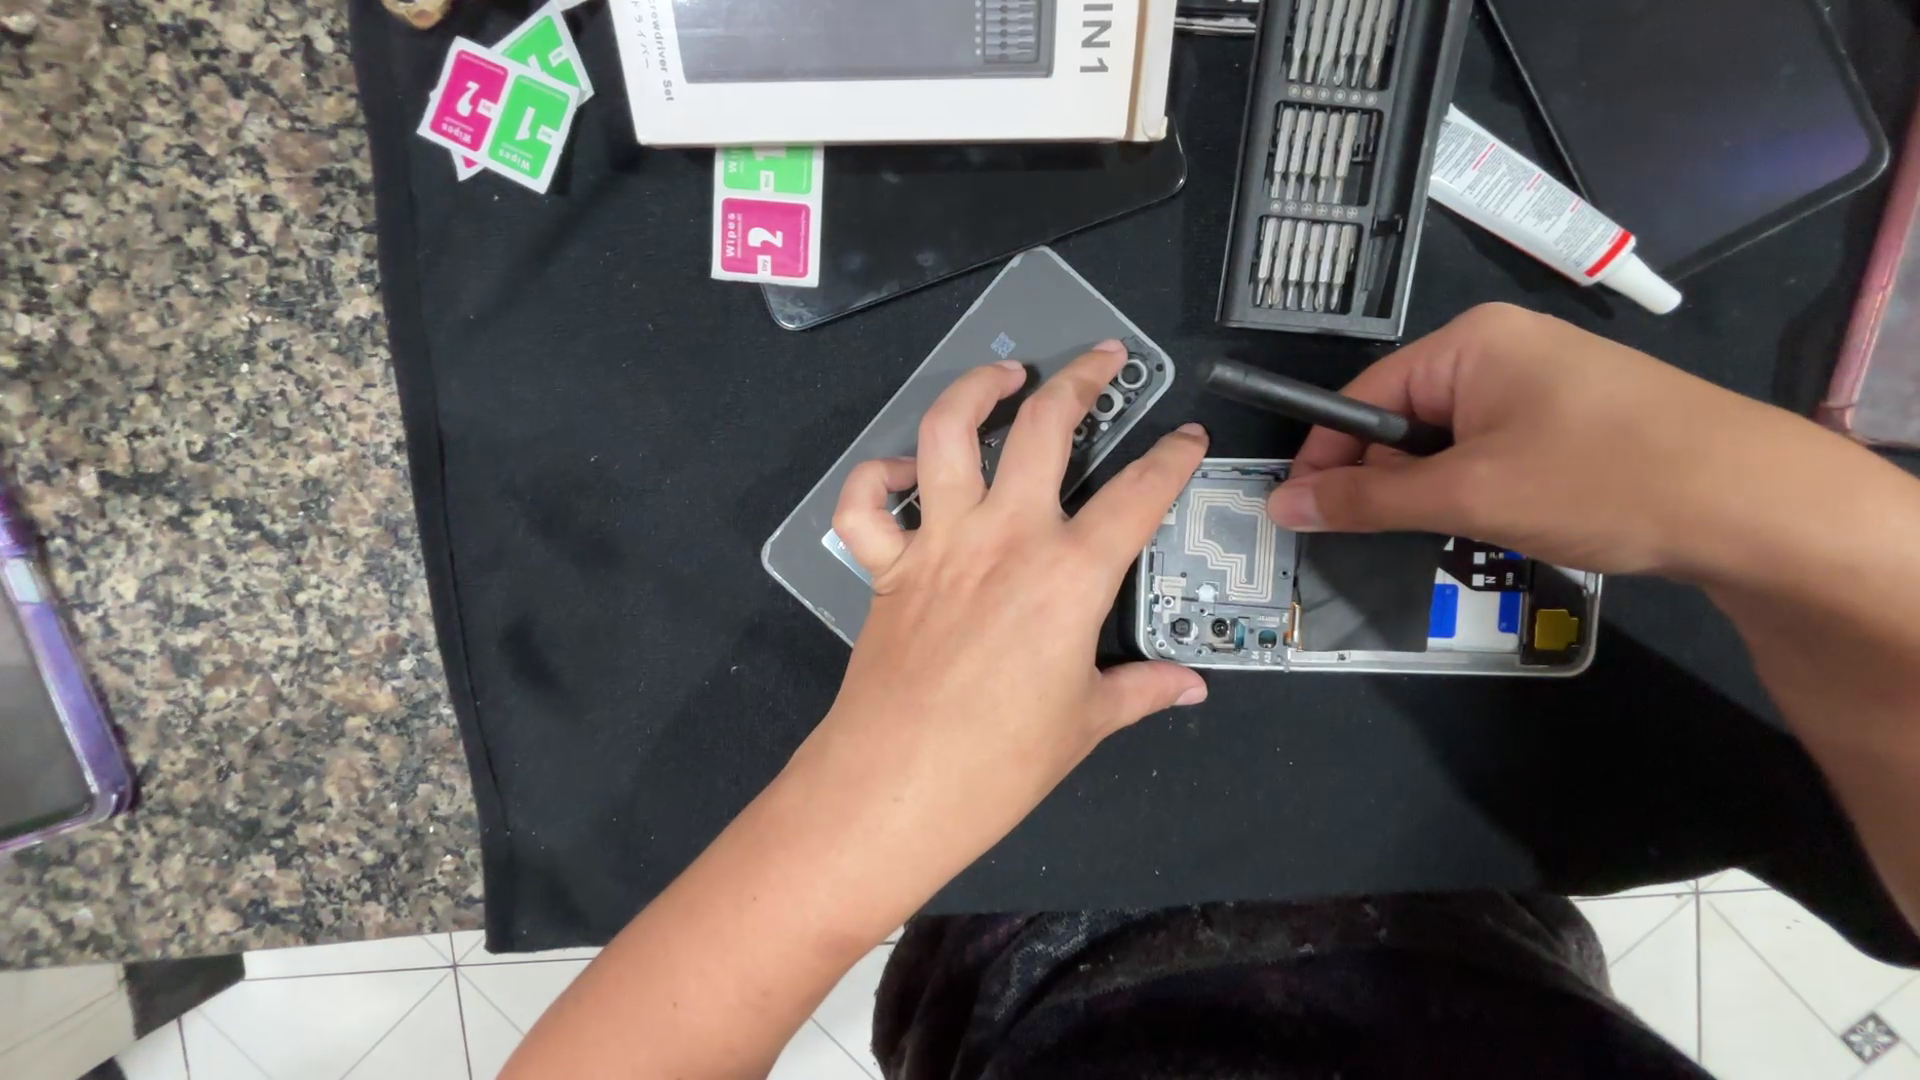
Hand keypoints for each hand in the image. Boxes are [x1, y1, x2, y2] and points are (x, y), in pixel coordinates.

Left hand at [796, 342, 1209, 883]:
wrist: (896, 787)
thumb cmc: (999, 762)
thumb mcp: (1086, 723)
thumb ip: (1142, 690)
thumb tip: (1189, 687)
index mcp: (1069, 575)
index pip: (1141, 493)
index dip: (1174, 457)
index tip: (1187, 438)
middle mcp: (1005, 537)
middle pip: (1047, 428)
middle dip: (1082, 378)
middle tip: (1102, 358)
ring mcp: (939, 542)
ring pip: (949, 432)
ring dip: (977, 389)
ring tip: (1003, 376)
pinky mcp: (886, 565)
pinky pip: (866, 502)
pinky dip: (877, 475)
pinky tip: (904, 471)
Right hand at [1263, 303, 1858, 582]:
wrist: (1767, 510)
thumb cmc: (1602, 481)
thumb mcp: (1467, 495)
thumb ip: (1364, 501)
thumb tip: (1281, 504)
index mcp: (1468, 344)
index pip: (1359, 399)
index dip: (1324, 458)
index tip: (1300, 511)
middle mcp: (1498, 350)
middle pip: (1399, 420)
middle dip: (1383, 479)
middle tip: (1382, 534)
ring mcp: (1538, 383)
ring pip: (1442, 442)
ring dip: (1429, 490)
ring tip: (1450, 530)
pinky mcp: (1567, 417)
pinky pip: (1485, 450)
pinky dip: (1470, 488)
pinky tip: (1491, 520)